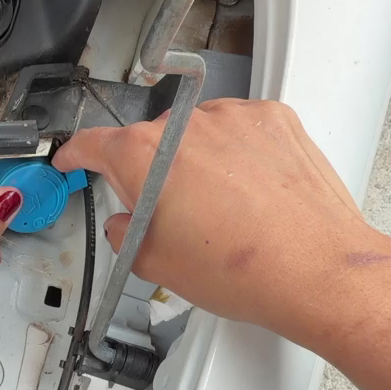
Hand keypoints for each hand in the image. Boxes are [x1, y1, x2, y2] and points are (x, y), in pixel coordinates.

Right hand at [52, 99, 390, 344]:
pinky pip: (237, 130)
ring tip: (220, 209)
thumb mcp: (153, 263)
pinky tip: (247, 192)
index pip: (90, 144)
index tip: (74, 158)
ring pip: (194, 134)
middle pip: (145, 142)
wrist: (317, 272)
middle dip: (148, 173)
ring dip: (195, 161)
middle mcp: (184, 127)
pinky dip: (235, 153)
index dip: (75, 155)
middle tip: (168, 216)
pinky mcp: (274, 120)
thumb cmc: (239, 271)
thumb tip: (124, 224)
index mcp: (141, 156)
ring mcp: (233, 118)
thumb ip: (121, 234)